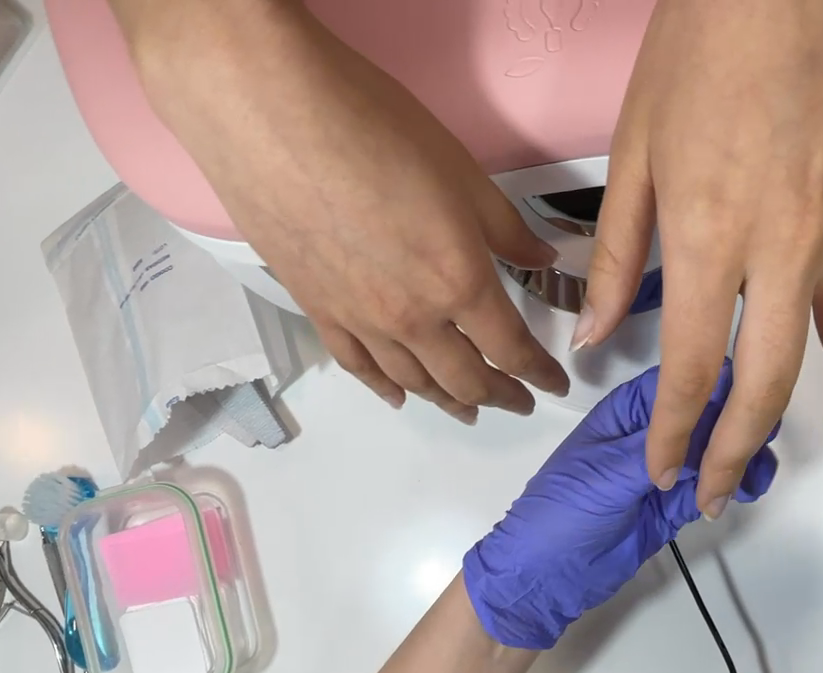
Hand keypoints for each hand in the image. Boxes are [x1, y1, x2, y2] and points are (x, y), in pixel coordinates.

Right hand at [113, 0, 567, 421]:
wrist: (267, 112)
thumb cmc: (374, 128)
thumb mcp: (464, 174)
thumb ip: (508, 230)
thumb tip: (543, 259)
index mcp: (460, 284)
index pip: (511, 349)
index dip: (539, 373)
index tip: (555, 385)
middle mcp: (413, 320)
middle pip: (466, 379)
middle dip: (501, 396)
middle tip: (518, 403)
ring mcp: (361, 323)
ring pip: (414, 383)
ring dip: (448, 401)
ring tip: (468, 411)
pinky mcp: (318, 313)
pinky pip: (359, 368)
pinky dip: (385, 389)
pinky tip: (398, 398)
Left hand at [463, 365, 776, 648]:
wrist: (547, 576)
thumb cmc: (564, 513)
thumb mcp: (611, 472)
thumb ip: (665, 446)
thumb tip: (717, 417)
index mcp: (627, 411)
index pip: (683, 384)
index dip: (720, 388)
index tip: (751, 401)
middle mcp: (651, 433)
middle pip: (708, 416)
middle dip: (737, 426)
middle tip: (760, 443)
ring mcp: (666, 470)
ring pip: (717, 452)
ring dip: (742, 457)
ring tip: (756, 475)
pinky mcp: (675, 505)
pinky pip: (713, 486)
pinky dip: (734, 485)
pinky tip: (748, 489)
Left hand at [577, 0, 822, 515]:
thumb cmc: (704, 42)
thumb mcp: (633, 150)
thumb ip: (618, 255)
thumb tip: (597, 335)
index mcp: (711, 238)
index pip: (689, 366)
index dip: (674, 431)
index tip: (663, 474)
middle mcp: (789, 250)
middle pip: (767, 381)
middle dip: (739, 449)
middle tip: (722, 497)